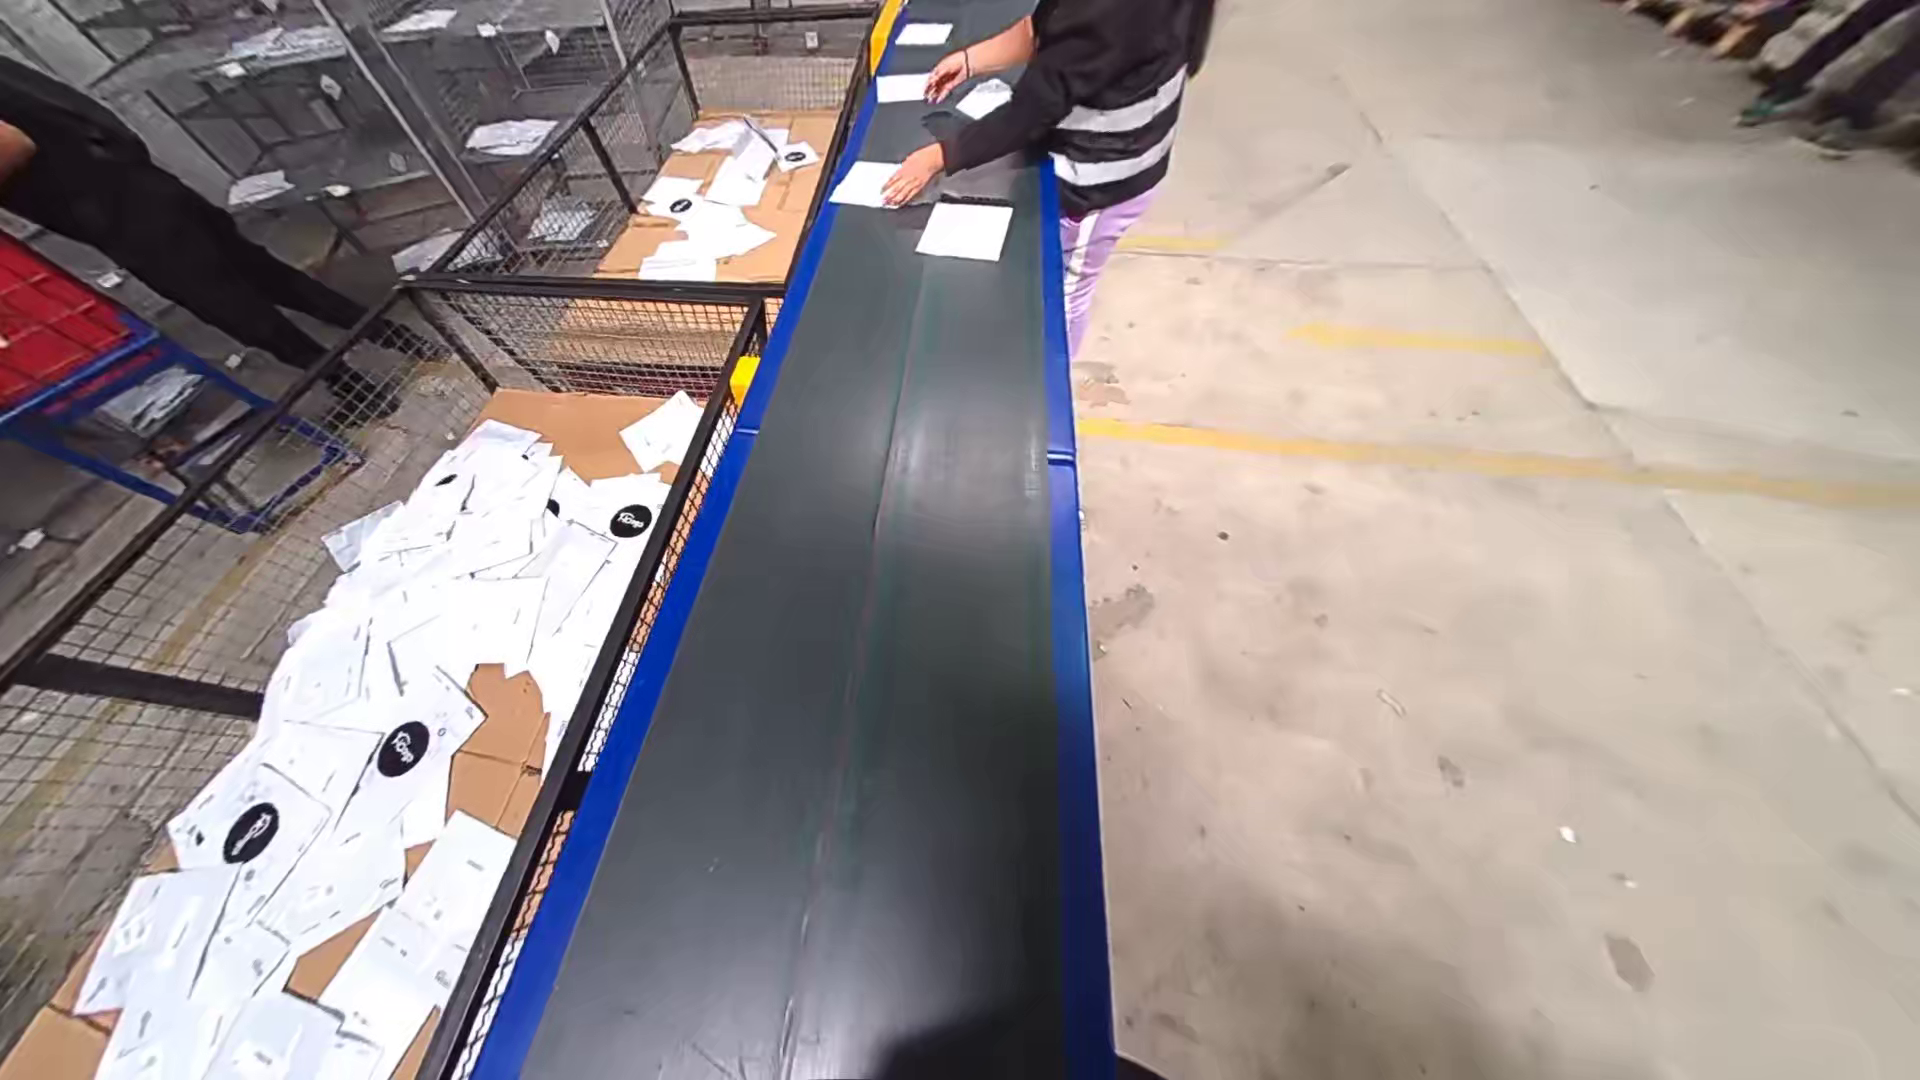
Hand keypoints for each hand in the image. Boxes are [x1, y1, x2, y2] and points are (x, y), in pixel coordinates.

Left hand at [883, 143, 944, 206]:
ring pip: (901, 194)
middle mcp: (907, 178)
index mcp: (903, 170)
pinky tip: (900, 204)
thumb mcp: (908, 159)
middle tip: (883, 201)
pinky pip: (910, 196)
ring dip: (894, 200)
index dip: (886, 186)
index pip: (892, 180)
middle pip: (895, 189)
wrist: (932, 159)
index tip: (881, 191)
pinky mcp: (918, 188)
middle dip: (888, 196)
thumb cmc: (922, 156)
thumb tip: (898, 172)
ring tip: (890, 204)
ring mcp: (913, 184)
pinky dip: (904, 201)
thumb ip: (903, 167)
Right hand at [924, 49, 968, 102]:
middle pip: (934, 85)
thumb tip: (931, 81)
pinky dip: (941, 96)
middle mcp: (942, 75)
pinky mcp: (951, 85)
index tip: (923, 91)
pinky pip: (945, 92)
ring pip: (938, 89)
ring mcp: (946, 81)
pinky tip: (938, 100)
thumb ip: (936, 75)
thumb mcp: (943, 67)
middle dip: (929, 91)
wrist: (965, 63)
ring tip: (930, 101)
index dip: (927, 85)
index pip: (931, 78)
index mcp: (939, 68)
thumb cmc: (955, 60)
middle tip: (925, 97)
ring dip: (934, 95)